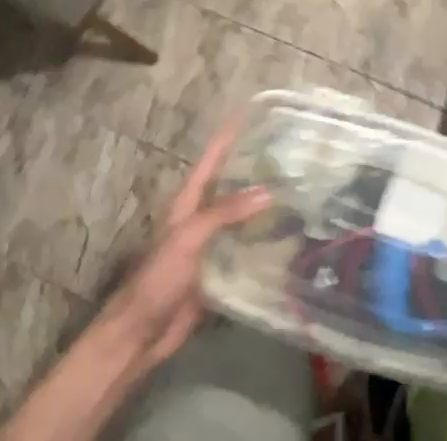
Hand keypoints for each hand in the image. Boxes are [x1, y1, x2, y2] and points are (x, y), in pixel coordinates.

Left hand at [99, 120, 271, 368]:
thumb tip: (267, 191)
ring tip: (303, 192)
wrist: (142, 332)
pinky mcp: (221, 274)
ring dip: (268, 208)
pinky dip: (268, 245)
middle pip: (232, 187)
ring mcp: (212, 247)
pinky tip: (294, 240)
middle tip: (294, 154)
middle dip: (258, 169)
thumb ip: (223, 213)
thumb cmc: (158, 278)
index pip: (212, 159)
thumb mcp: (188, 238)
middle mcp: (202, 219)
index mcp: (189, 202)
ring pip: (244, 219)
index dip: (230, 135)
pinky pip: (248, 252)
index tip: (254, 113)